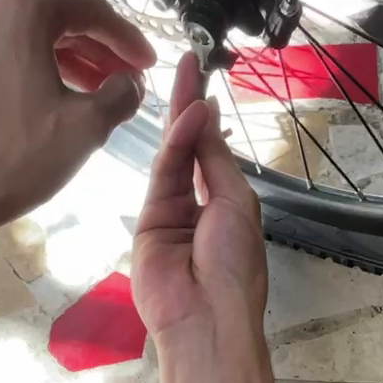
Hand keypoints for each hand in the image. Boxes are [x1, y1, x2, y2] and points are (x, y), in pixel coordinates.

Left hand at [0, 0, 155, 231]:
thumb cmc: (20, 157)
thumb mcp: (88, 126)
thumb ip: (122, 94)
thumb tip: (131, 84)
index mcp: (24, 12)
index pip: (92, 12)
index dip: (128, 39)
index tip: (149, 64)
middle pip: (64, 26)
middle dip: (103, 54)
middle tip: (131, 81)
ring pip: (39, 47)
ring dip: (77, 69)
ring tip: (104, 98)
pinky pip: (16, 66)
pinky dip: (46, 80)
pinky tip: (65, 109)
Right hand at [131, 53, 267, 339]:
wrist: (208, 318)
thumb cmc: (235, 267)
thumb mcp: (236, 205)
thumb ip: (215, 161)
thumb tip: (207, 117)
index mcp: (224, 208)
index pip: (212, 155)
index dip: (208, 121)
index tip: (203, 82)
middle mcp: (195, 209)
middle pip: (188, 151)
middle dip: (189, 109)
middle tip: (187, 64)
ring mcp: (168, 217)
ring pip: (173, 161)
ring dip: (182, 121)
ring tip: (189, 81)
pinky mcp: (146, 224)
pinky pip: (161, 179)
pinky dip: (173, 148)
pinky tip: (186, 119)